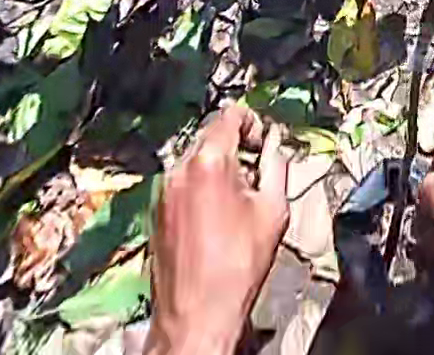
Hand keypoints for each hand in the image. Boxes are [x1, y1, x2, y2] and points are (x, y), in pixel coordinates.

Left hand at [146, 104, 289, 354]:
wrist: (195, 319)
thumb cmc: (237, 267)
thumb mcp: (274, 209)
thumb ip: (277, 164)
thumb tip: (275, 142)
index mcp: (209, 162)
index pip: (231, 114)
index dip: (254, 122)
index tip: (264, 143)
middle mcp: (179, 169)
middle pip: (212, 132)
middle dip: (237, 142)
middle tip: (257, 167)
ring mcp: (164, 191)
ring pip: (196, 155)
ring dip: (219, 162)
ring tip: (238, 193)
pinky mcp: (156, 211)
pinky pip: (183, 178)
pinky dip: (202, 181)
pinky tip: (217, 210)